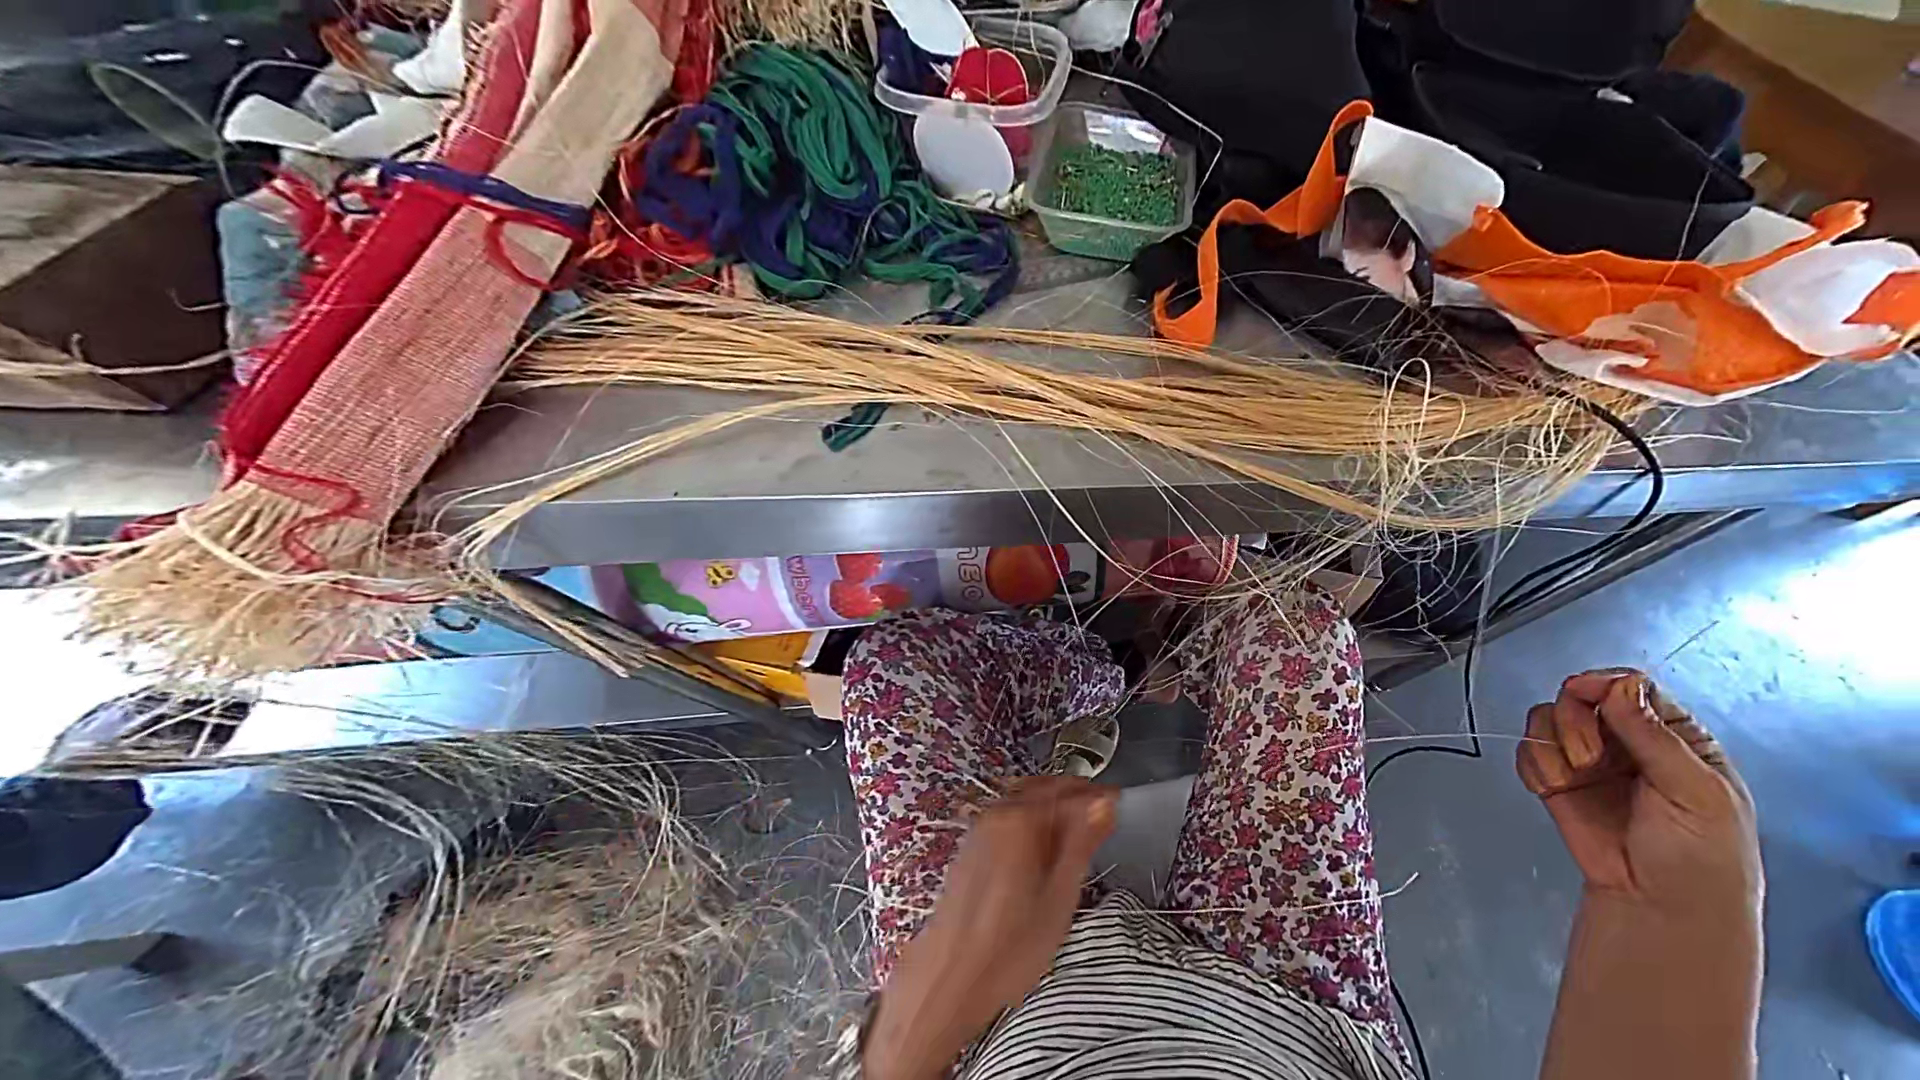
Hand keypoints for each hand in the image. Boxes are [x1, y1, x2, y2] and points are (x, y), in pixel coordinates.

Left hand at [864, 776, 1116, 1079]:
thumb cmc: (1012, 945)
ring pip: (1025, 798)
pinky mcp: (972, 844)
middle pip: (1044, 787)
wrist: (951, 974)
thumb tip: (1103, 803)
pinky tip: (1046, 841)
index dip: (1099, 795)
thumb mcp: (1060, 895)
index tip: (1121, 802)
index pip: (1070, 792)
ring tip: (1081, 825)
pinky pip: (1010, 814)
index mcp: (1023, 819)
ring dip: (1054, 803)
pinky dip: (1033, 816)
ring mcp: (981, 826)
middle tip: (1106, 811)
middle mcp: (998, 812)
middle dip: (1077, 793)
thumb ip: (1081, 842)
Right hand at [1516, 669, 1761, 917]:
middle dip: (1574, 722)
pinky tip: (1552, 789)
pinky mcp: (1554, 777)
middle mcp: (1626, 740)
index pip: (1632, 688)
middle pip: (1580, 698)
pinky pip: (1527, 750)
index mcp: (1674, 738)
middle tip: (1587, 758)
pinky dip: (1533, 766)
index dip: (1604, 684)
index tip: (1582, 692)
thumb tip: (1619, 685)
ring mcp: (1586, 758)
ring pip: (1546, 719)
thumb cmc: (1700, 856)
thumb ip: (1655, 737)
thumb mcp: (1696, 794)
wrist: (1657, 906)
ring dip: (1551, 745)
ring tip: (1571, 779)